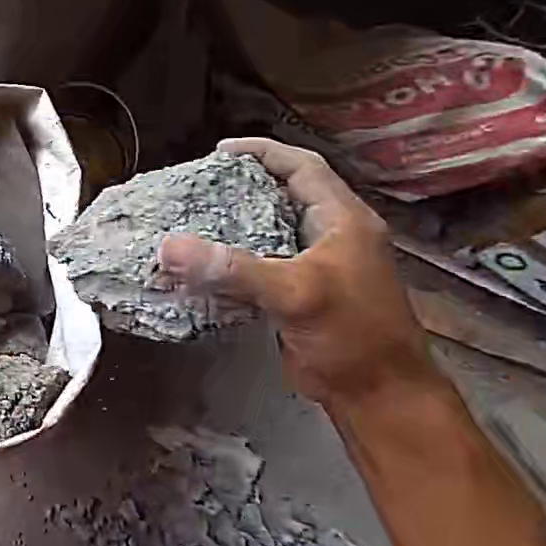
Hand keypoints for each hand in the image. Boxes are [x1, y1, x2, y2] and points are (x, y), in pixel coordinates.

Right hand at [157, 138, 434, 407]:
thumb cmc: (351, 335)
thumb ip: (232, 268)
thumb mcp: (293, 293)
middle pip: (282, 194)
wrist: (377, 395)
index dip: (264, 152)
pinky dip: (231, 257)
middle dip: (241, 185)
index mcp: (343, 221)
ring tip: (192, 215)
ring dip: (233, 222)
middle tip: (198, 183)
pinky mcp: (299, 293)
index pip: (303, 169)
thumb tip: (167, 246)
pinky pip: (260, 262)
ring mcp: (316, 266)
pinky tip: (203, 261)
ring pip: (268, 230)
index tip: (220, 150)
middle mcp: (331, 236)